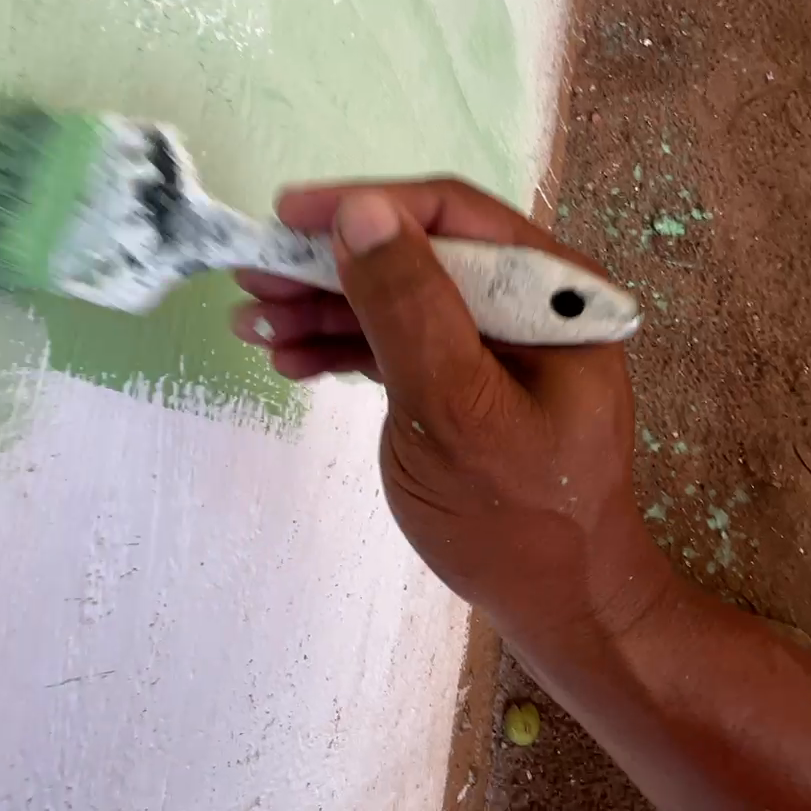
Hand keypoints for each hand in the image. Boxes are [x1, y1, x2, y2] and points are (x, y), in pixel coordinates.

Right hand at [231, 178, 672, 641]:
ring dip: (322, 308)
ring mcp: (490, 341)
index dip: (365, 205)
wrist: (555, 604)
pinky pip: (396, 344)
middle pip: (414, 256)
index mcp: (552, 290)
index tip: (289, 214)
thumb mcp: (455, 408)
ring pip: (396, 300)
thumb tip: (359, 211)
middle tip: (255, 274)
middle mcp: (524, 301)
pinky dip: (342, 347)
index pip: (452, 215)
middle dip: (330, 264)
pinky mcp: (460, 377)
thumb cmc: (517, 518)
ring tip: (254, 321)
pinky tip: (290, 356)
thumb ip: (408, 305)